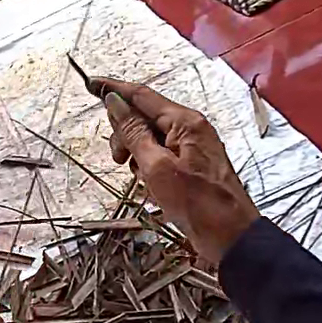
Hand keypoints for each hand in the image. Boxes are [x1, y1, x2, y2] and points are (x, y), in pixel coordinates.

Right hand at [96, 77, 259, 267]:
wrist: (231, 238)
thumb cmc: (197, 204)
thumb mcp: (157, 167)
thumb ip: (133, 133)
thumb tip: (114, 102)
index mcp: (185, 122)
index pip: (141, 96)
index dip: (113, 90)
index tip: (90, 84)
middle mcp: (190, 128)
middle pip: (144, 117)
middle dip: (124, 134)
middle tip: (118, 159)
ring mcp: (191, 146)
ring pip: (149, 138)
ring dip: (135, 154)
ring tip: (140, 178)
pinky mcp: (191, 164)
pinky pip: (160, 154)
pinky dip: (148, 166)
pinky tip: (151, 185)